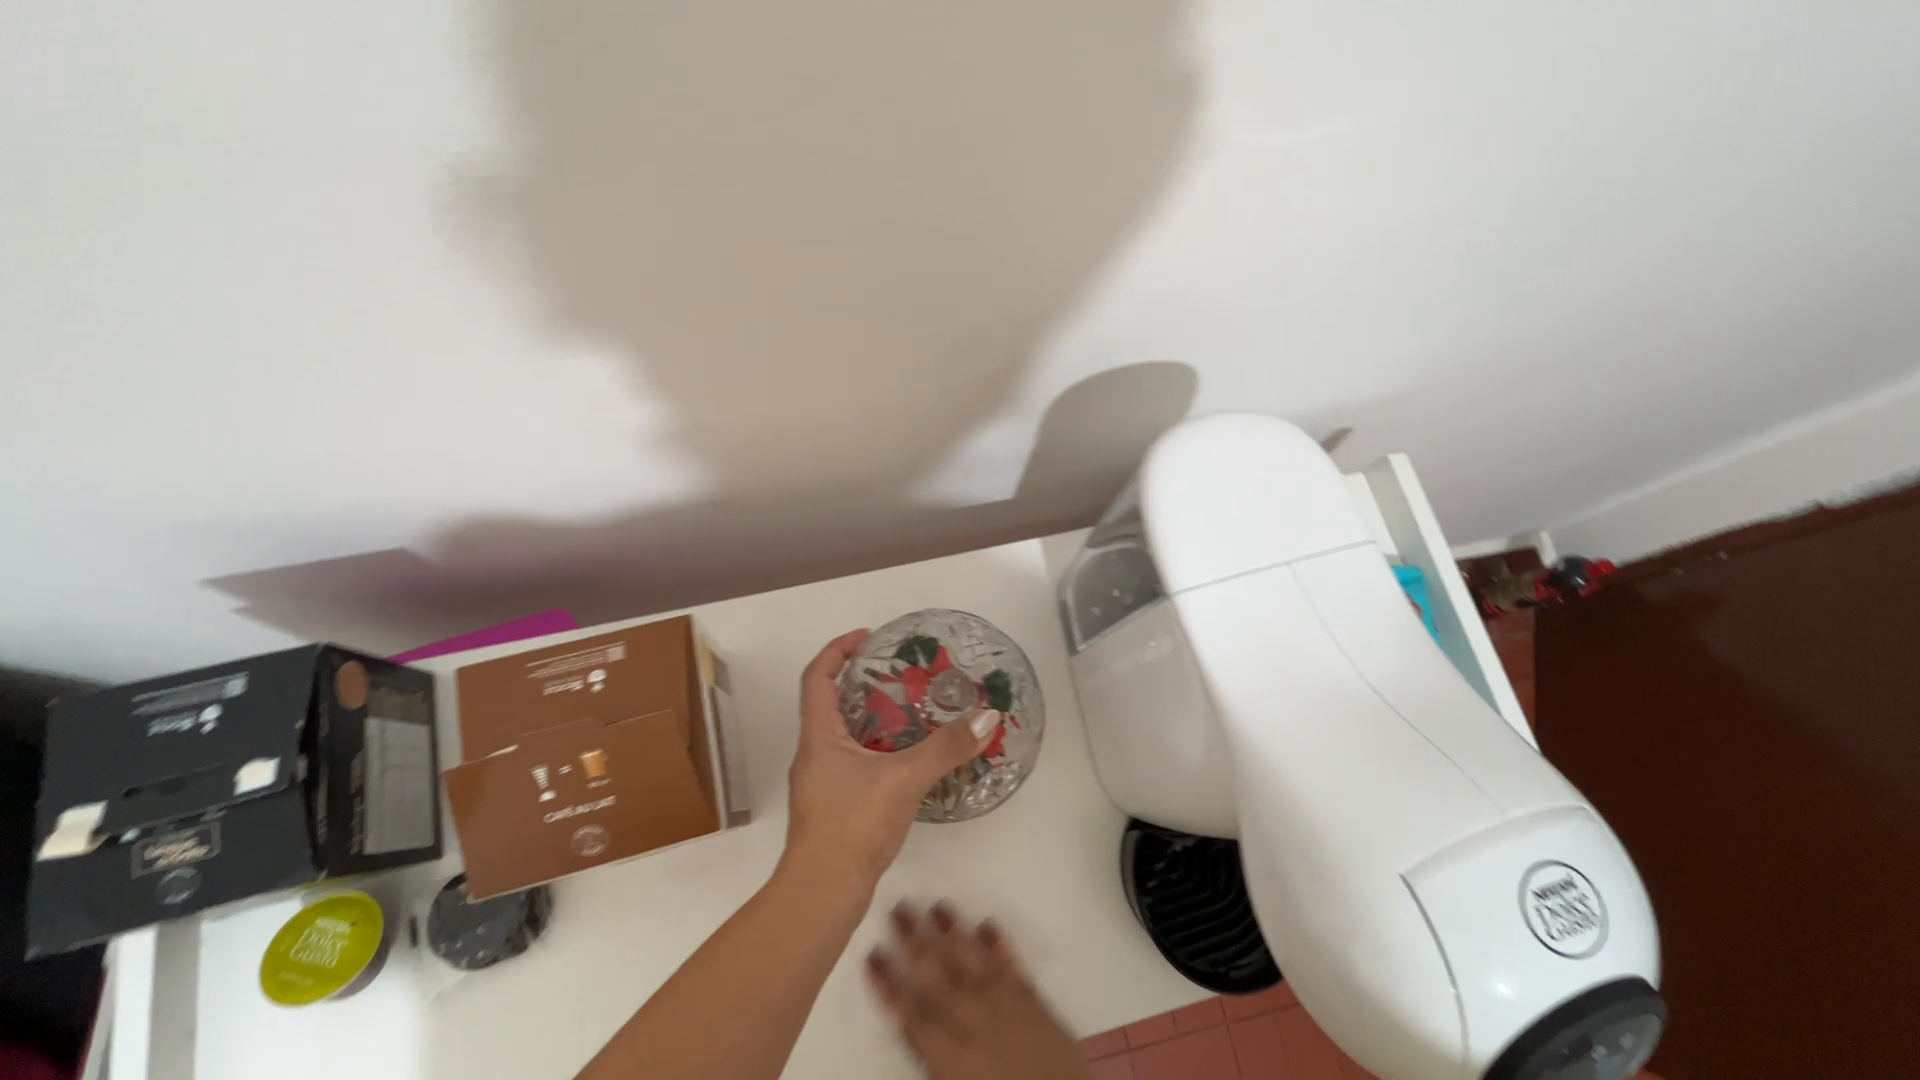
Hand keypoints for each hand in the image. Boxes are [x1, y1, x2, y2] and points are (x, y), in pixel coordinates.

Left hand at [782, 630, 998, 889]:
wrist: (823, 892)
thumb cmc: (852, 825)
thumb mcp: (904, 779)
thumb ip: (946, 748)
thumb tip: (987, 717)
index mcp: (819, 736)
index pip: (818, 676)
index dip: (838, 649)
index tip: (868, 636)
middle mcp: (814, 753)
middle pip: (831, 703)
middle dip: (864, 682)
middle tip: (903, 674)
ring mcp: (822, 782)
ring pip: (845, 735)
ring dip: (874, 718)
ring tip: (914, 711)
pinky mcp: (835, 806)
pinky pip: (856, 762)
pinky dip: (879, 750)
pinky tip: (909, 760)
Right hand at [866, 902, 1090, 1079]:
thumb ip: (931, 1059)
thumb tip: (911, 1027)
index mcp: (948, 1054)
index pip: (911, 1012)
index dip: (889, 984)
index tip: (872, 954)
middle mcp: (972, 1021)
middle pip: (937, 977)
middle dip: (914, 942)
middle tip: (898, 908)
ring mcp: (1004, 1006)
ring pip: (972, 962)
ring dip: (954, 933)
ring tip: (938, 904)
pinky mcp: (1033, 1000)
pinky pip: (1013, 966)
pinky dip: (1000, 944)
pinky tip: (987, 923)